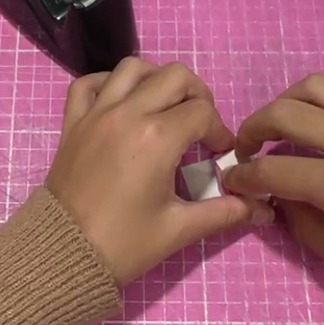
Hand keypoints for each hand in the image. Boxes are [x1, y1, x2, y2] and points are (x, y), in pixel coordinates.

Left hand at [47, 59, 262, 284]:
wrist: (62, 256)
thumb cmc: (123, 244)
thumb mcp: (178, 229)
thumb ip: (224, 212)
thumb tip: (261, 208)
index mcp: (157, 138)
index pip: (203, 112)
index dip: (220, 131)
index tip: (221, 156)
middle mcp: (127, 114)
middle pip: (174, 76)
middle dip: (197, 95)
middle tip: (200, 126)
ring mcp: (96, 114)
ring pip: (132, 68)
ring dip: (156, 80)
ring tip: (166, 108)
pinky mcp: (72, 123)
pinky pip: (88, 84)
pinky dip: (108, 83)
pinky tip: (123, 103)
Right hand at [221, 74, 323, 290]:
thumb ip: (308, 228)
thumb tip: (282, 200)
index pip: (273, 170)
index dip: (243, 175)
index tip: (232, 179)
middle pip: (285, 114)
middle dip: (253, 128)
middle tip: (247, 146)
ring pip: (317, 86)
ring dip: (288, 101)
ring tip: (282, 122)